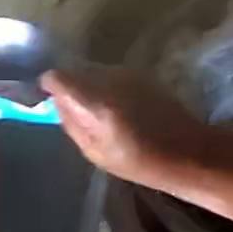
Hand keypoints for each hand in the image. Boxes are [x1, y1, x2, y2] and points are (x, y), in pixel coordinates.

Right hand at [41, 66, 232, 187]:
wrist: (187, 150)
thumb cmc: (140, 161)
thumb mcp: (96, 152)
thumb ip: (72, 123)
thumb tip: (55, 102)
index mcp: (97, 100)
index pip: (59, 76)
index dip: (49, 85)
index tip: (45, 96)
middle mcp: (111, 78)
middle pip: (76, 70)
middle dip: (69, 85)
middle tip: (69, 108)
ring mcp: (128, 72)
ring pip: (95, 70)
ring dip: (88, 84)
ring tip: (94, 110)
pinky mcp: (141, 72)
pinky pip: (111, 74)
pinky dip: (106, 85)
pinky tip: (114, 106)